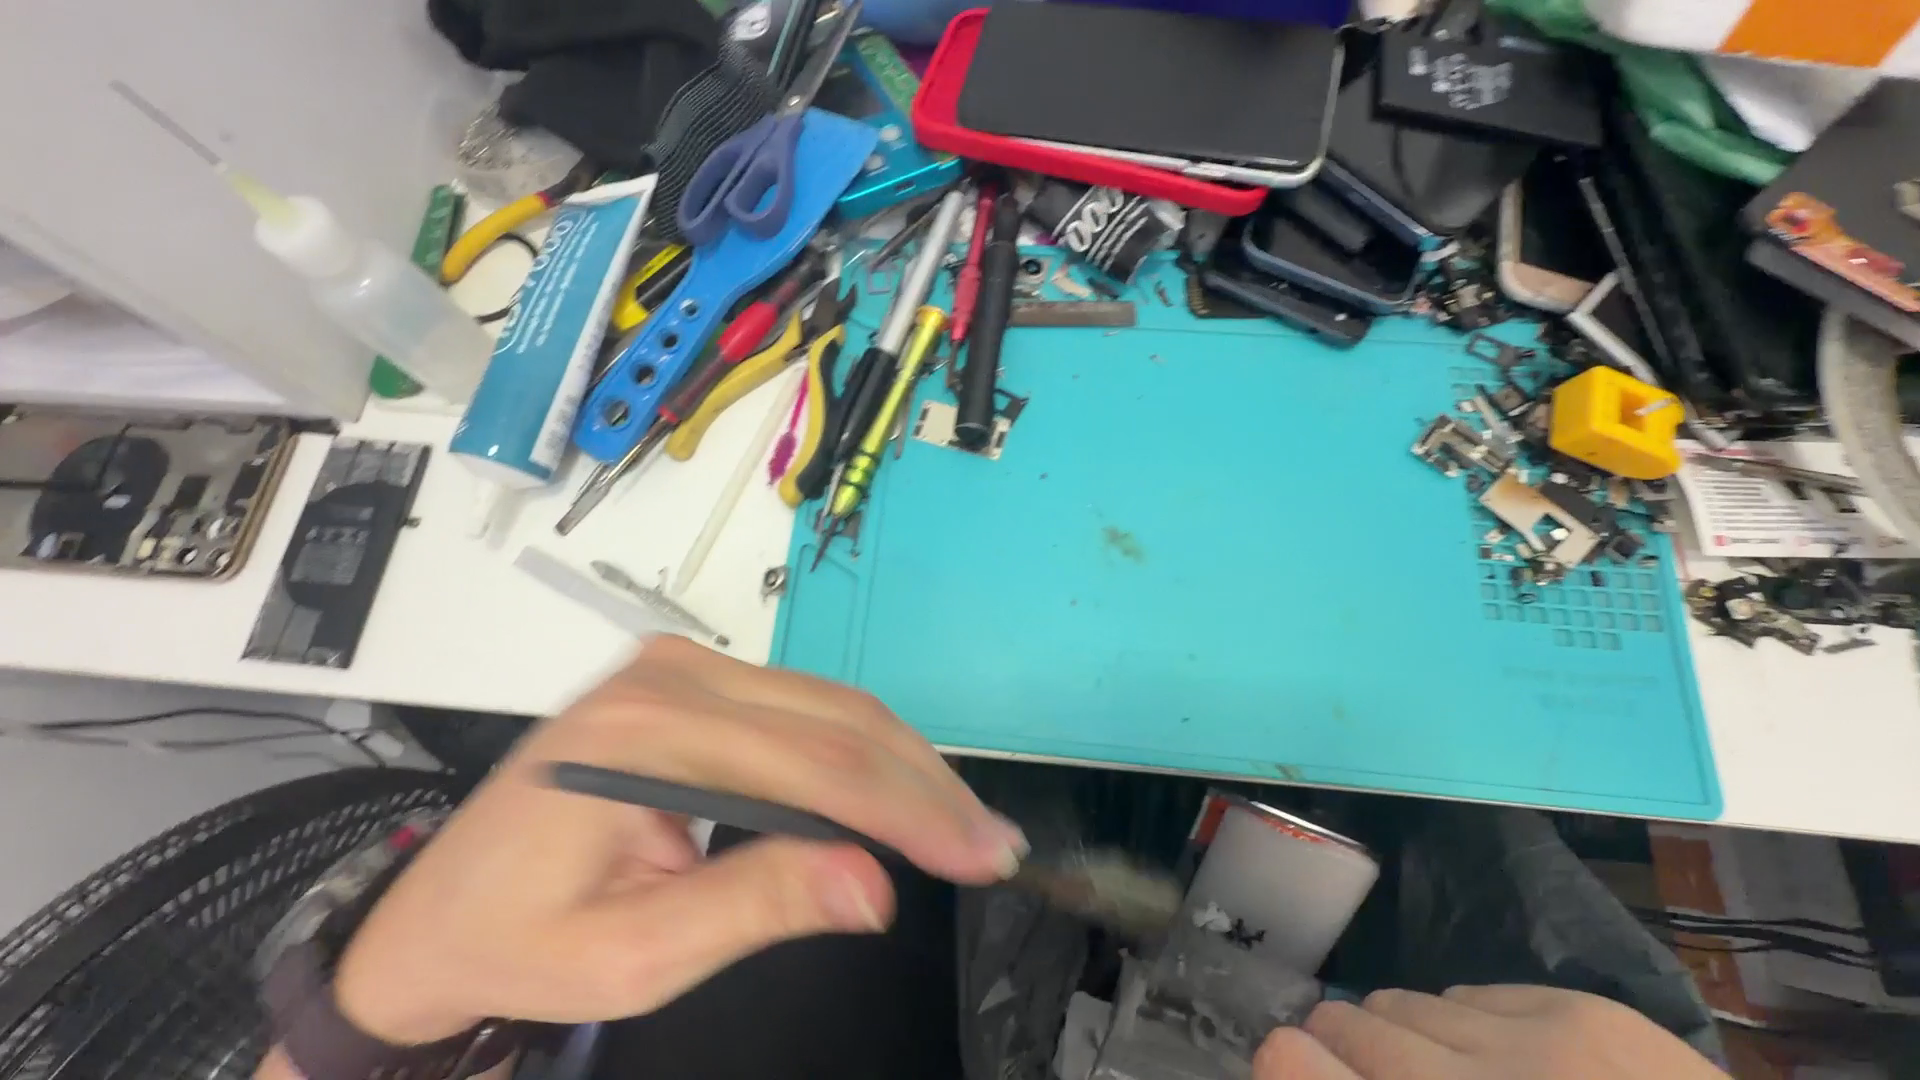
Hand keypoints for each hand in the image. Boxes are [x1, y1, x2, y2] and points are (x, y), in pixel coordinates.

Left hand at [326, 636, 1026, 1044]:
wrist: (435, 914)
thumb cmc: (521, 942)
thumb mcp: (630, 956)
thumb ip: (753, 907)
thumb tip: (874, 884)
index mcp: (647, 734)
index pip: (815, 765)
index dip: (910, 812)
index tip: (983, 854)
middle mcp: (671, 674)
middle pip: (836, 720)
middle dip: (924, 785)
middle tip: (991, 842)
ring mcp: (681, 664)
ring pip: (831, 705)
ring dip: (903, 765)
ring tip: (960, 823)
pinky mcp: (692, 675)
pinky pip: (804, 706)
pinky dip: (862, 751)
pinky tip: (897, 790)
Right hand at [1253, 986, 1726, 1079]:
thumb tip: (1279, 1049)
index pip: (1313, 1060)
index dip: (1295, 1066)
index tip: (1299, 1068)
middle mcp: (1485, 1076)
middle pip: (1347, 1019)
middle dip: (1351, 1054)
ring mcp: (1539, 1036)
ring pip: (1404, 1000)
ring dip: (1414, 1040)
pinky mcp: (1584, 1009)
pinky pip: (1470, 990)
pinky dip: (1474, 1029)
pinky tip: (1518, 1072)